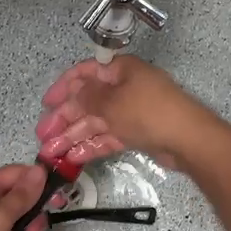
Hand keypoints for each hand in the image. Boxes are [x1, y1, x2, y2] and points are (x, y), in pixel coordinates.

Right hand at [36, 55, 216, 168]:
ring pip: (94, 123)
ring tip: (50, 153)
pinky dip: (89, 146)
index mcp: (119, 71)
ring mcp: (129, 112)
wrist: (188, 140)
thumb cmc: (149, 112)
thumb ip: (87, 98)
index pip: (85, 73)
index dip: (63, 87)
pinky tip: (71, 158)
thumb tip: (73, 92)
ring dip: (72, 137)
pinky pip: (106, 138)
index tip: (46, 103)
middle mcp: (123, 89)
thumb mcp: (112, 102)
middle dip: (63, 119)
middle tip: (42, 135)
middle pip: (86, 102)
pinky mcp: (134, 133)